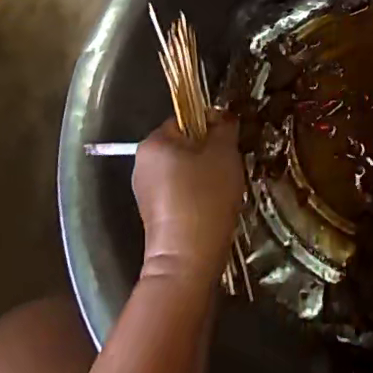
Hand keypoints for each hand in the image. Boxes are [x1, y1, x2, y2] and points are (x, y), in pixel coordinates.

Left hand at [134, 115, 242, 282]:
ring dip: (204, 170)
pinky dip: (196, 190)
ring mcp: (144, 189)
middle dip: (208, 149)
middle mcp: (141, 162)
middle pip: (183, 142)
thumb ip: (224, 126)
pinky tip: (213, 202)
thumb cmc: (205, 195)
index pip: (186, 118)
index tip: (230, 139)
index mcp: (153, 142)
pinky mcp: (153, 211)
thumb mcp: (224, 151)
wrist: (188, 256)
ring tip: (224, 184)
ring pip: (183, 166)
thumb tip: (222, 116)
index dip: (211, 124)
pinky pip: (179, 188)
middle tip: (230, 161)